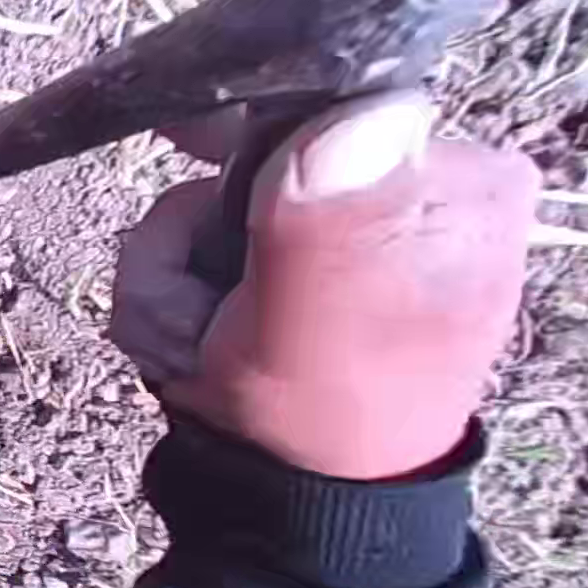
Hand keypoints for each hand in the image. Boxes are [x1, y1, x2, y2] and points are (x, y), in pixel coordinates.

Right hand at [111, 92, 537, 480]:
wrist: (274, 476)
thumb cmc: (316, 410)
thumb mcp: (322, 328)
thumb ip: (331, 228)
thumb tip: (355, 116)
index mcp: (435, 188)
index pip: (315, 111)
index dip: (233, 141)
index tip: (172, 145)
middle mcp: (367, 195)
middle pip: (224, 168)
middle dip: (177, 249)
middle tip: (190, 315)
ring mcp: (297, 232)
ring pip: (176, 219)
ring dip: (156, 288)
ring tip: (182, 345)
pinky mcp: (247, 264)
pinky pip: (164, 254)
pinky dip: (152, 301)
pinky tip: (175, 342)